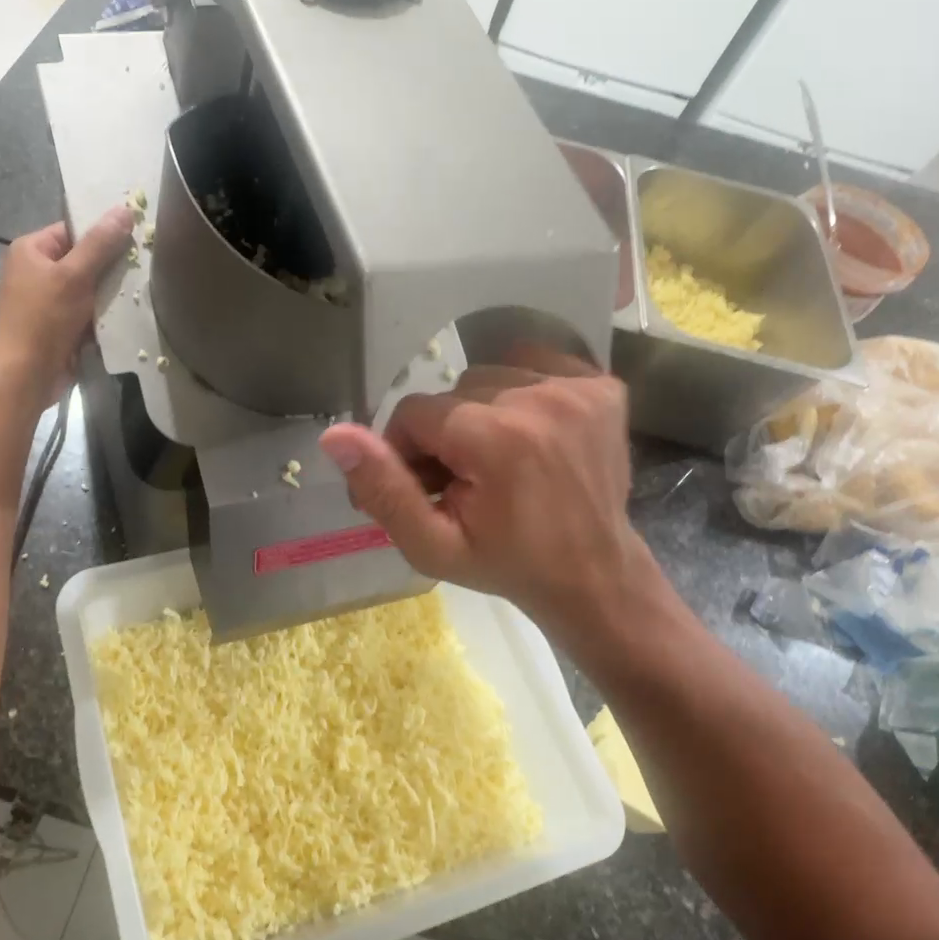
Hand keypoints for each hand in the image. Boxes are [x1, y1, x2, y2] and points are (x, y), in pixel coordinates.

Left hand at [0, 206, 133, 404]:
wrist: (25, 377)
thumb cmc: (43, 320)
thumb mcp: (74, 275)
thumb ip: (100, 244)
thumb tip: (125, 209)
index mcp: (31, 250)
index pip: (73, 229)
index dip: (103, 232)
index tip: (136, 236)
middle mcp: (37, 272)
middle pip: (84, 259)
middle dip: (112, 267)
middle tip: (146, 265)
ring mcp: (49, 302)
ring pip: (90, 289)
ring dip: (112, 294)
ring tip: (143, 290)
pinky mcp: (60, 328)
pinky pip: (89, 314)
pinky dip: (105, 316)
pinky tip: (129, 315)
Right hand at [317, 348, 660, 645]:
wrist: (592, 575)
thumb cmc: (505, 564)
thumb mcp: (431, 545)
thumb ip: (382, 488)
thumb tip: (336, 436)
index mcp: (497, 438)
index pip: (413, 412)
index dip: (406, 451)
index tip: (423, 487)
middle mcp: (539, 398)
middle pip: (452, 391)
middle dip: (444, 433)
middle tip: (458, 481)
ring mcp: (578, 389)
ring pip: (489, 374)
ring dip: (479, 411)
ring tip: (494, 459)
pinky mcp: (602, 385)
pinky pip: (533, 364)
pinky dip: (520, 392)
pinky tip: (528, 433)